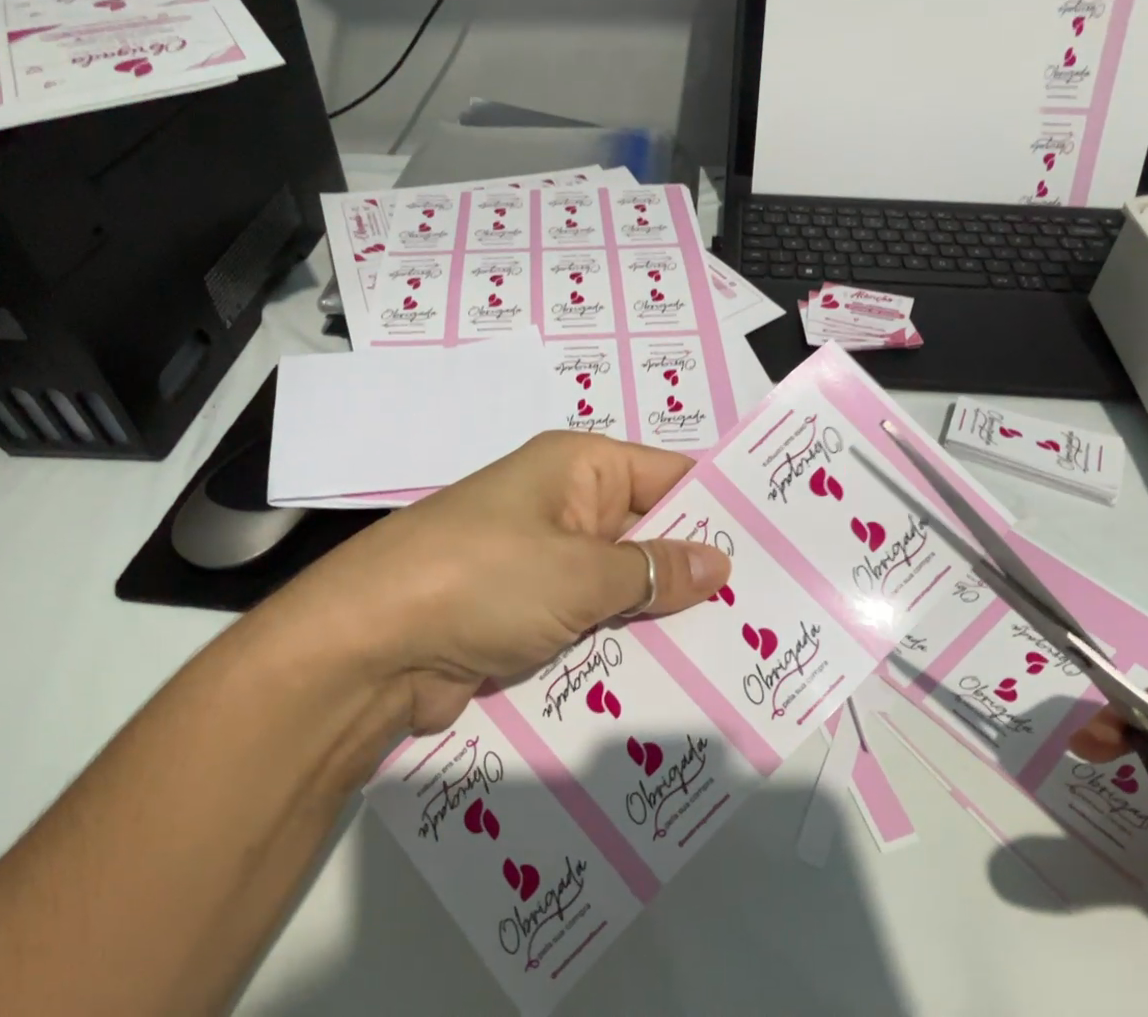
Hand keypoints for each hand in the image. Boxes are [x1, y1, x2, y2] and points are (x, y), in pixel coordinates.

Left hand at [257, 432, 731, 734]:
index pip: (670, 475)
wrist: (368, 649)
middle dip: (697, 572)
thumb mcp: (581, 572)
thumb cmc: (483, 581)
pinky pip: (588, 626)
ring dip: (660, 619)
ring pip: (621, 588)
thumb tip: (718, 562)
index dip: (722, 508)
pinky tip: (673, 678)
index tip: (779, 546)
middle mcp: (561, 509)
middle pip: (648, 534)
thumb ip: (655, 571)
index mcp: (576, 469)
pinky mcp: (523, 618)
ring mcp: (540, 566)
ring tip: (738, 651)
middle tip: (769, 611)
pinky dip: (620, 647)